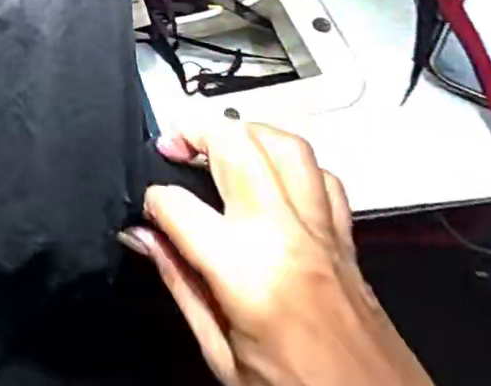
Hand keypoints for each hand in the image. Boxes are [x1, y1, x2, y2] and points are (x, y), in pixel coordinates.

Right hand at [120, 119, 430, 385]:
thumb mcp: (222, 357)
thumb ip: (178, 282)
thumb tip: (142, 237)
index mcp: (246, 272)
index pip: (175, 204)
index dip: (151, 205)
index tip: (147, 216)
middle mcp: (285, 237)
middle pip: (232, 144)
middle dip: (190, 131)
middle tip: (170, 145)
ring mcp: (322, 234)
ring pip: (283, 144)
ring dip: (242, 132)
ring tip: (217, 144)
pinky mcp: (348, 242)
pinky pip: (322, 176)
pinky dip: (289, 163)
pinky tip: (269, 176)